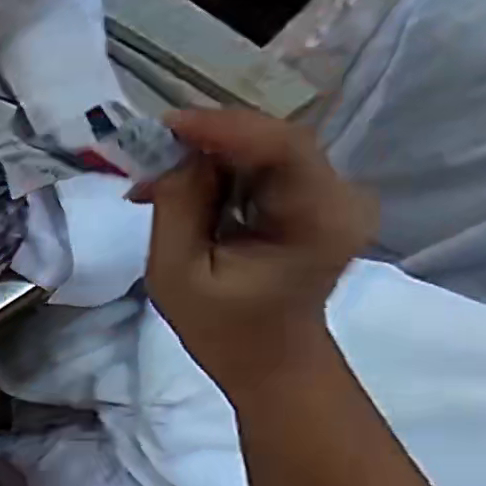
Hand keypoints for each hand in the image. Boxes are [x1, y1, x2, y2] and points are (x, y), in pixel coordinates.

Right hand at [129, 108, 375, 400]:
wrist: (269, 359)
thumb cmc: (222, 328)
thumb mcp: (176, 275)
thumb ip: (176, 210)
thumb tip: (174, 157)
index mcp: (320, 218)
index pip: (280, 147)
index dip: (221, 127)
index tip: (164, 126)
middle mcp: (339, 194)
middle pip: (271, 141)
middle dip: (205, 141)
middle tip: (145, 155)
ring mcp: (330, 193)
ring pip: (262, 149)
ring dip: (204, 157)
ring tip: (152, 181)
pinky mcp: (311, 196)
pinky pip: (260, 165)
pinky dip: (216, 170)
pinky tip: (178, 190)